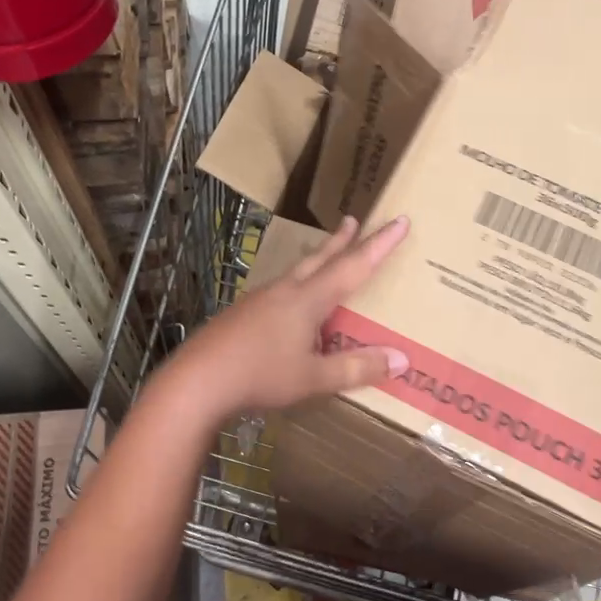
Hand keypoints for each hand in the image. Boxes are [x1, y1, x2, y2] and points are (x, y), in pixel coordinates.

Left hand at [156, 215, 410, 419]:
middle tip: (354, 220)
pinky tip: (289, 303)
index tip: (399, 220)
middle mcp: (284, 292)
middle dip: (341, 240)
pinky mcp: (241, 315)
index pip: (353, 266)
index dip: (380, 244)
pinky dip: (296, 286)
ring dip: (316, 260)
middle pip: (319, 259)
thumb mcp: (315, 378)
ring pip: (296, 272)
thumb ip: (357, 368)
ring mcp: (258, 301)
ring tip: (326, 257)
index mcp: (307, 300)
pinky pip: (278, 292)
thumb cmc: (260, 376)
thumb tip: (402, 359)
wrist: (197, 380)